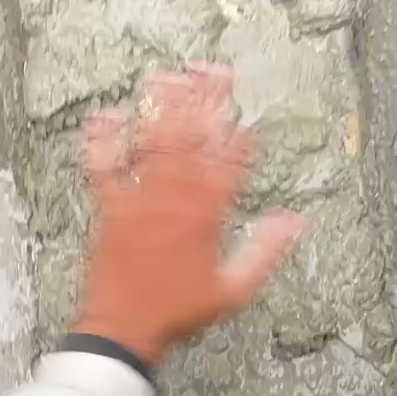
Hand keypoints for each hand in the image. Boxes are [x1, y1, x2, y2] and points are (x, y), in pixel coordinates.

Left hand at [71, 64, 303, 365]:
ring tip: (170, 74)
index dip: (239, 137)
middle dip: (205, 102)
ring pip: (154, 144)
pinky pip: (104, 168)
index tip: (244, 115)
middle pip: (194, 141)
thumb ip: (264, 252)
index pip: (230, 164)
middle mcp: (174, 201)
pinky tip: (106, 114)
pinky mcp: (110, 209)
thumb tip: (292, 222)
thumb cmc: (177, 311)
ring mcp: (139, 201)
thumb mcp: (233, 290)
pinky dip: (104, 141)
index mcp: (207, 217)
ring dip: (162, 108)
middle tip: (212, 69)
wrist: (124, 327)